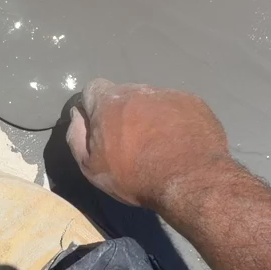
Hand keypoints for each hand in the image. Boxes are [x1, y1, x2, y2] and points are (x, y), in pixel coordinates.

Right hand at [66, 80, 232, 209]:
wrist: (191, 180)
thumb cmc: (135, 177)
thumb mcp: (91, 168)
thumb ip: (76, 137)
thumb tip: (77, 116)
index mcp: (109, 103)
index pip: (92, 89)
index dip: (93, 107)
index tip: (99, 127)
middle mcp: (138, 90)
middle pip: (123, 95)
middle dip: (122, 112)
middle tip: (130, 142)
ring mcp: (168, 94)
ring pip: (150, 100)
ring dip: (149, 116)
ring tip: (158, 144)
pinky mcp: (194, 102)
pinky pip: (176, 107)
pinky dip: (173, 120)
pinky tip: (178, 142)